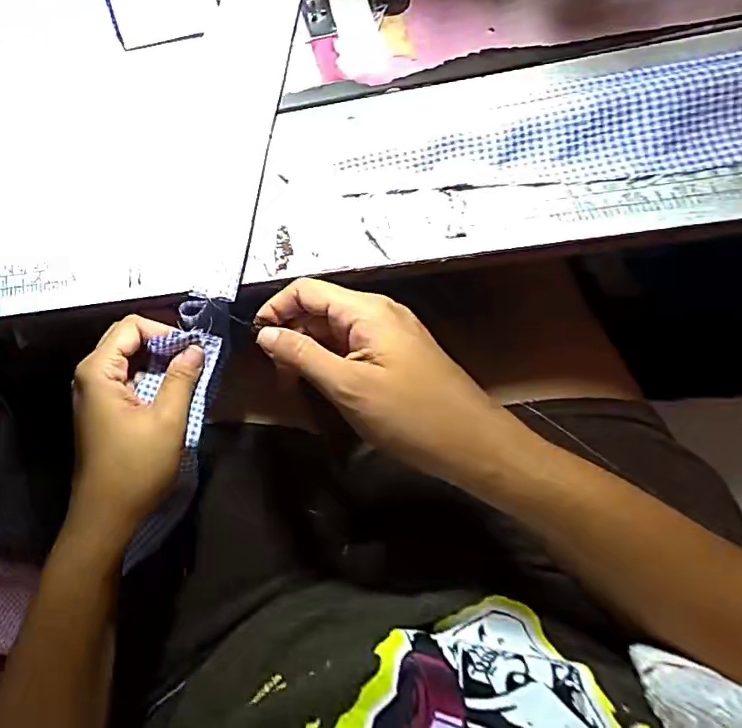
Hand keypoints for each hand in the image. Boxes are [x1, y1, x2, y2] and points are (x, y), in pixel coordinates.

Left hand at [68, 315, 205, 545]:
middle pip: (125, 337)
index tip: (194, 347)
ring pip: (125, 356)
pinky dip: (146, 375)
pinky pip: (123, 376)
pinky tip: (170, 386)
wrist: (105, 514)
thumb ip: (181, 379)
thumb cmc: (135, 468)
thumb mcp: (167, 422)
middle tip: (194, 355)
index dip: (164, 330)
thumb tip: (196, 348)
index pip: (130, 326)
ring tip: (187, 370)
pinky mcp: (98, 405)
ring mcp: (91, 389)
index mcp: (97, 369)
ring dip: (155, 359)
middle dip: (160, 341)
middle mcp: (88, 373)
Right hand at [252, 278, 538, 486]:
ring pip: (331, 327)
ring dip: (306, 348)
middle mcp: (379, 313)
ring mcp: (389, 332)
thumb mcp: (347, 386)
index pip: (305, 290)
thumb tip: (265, 333)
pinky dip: (327, 358)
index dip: (275, 309)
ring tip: (293, 380)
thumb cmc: (416, 418)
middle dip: (289, 331)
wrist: (483, 452)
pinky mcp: (395, 353)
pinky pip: (348, 343)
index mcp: (368, 311)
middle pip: (317, 307)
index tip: (258, 339)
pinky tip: (320, 383)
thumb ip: (300, 354)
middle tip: (274, 367)